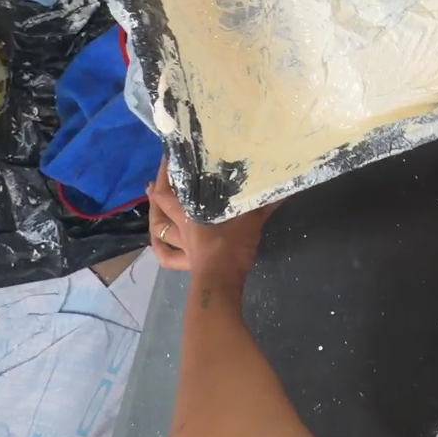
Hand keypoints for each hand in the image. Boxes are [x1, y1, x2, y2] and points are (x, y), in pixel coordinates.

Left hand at [147, 159, 278, 282]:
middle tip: (156, 177)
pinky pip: (167, 254)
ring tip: (152, 202)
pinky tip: (157, 240)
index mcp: (192, 213)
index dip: (166, 173)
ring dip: (154, 215)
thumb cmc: (231, 246)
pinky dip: (160, 247)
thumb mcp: (253, 219)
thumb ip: (266, 202)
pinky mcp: (185, 261)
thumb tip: (285, 185)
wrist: (221, 281)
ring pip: (159, 229)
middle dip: (157, 189)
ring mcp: (181, 245)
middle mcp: (182, 227)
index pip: (172, 190)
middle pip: (162, 206)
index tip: (169, 155)